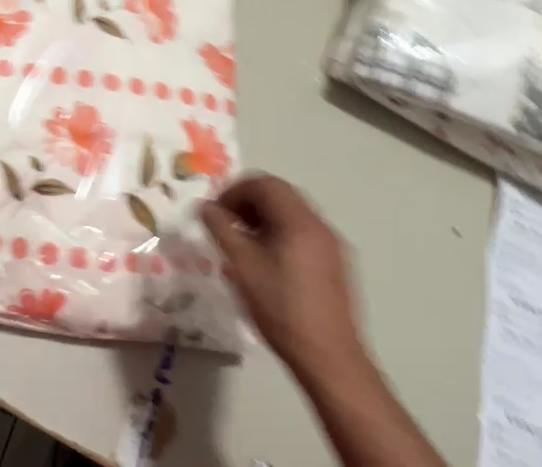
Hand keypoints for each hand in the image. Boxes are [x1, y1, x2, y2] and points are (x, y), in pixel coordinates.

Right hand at [201, 173, 369, 380]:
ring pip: (292, 214)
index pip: (264, 183)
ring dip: (262, 219)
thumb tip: (205, 207)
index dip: (234, 191)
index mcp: (299, 221)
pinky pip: (303, 234)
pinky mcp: (336, 265)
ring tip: (242, 244)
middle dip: (247, 202)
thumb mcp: (242, 266)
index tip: (216, 213)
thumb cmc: (281, 309)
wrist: (329, 358)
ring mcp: (332, 246)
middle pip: (280, 194)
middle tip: (225, 225)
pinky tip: (266, 262)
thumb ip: (221, 229)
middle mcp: (320, 226)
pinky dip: (279, 234)